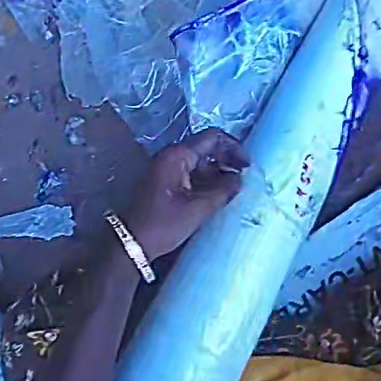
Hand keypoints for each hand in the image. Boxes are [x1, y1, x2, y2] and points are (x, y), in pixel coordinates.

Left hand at [121, 129, 248, 260]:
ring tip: (237, 187)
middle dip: (229, 159)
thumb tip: (242, 179)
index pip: (212, 138)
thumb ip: (224, 191)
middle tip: (246, 176)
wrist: (132, 243)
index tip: (247, 165)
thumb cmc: (164, 224)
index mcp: (177, 156)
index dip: (234, 147)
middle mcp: (172, 157)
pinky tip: (222, 194)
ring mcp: (169, 169)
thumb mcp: (198, 208)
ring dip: (221, 172)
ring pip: (202, 162)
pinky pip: (194, 174)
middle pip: (207, 148)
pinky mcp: (169, 182)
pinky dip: (210, 181)